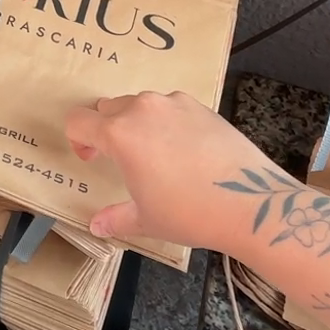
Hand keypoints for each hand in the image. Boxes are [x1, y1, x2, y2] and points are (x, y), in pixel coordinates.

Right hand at [65, 91, 279, 248]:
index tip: (92, 159)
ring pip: (139, 104)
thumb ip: (115, 218)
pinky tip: (186, 151)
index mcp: (118, 134)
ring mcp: (172, 103)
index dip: (77, 139)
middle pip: (107, 108)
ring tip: (157, 156)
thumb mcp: (147, 219)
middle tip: (122, 160)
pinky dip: (167, 122)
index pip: (78, 120)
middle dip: (106, 131)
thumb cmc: (190, 213)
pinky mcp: (200, 105)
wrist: (252, 203)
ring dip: (136, 124)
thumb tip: (96, 226)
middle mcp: (141, 109)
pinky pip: (170, 107)